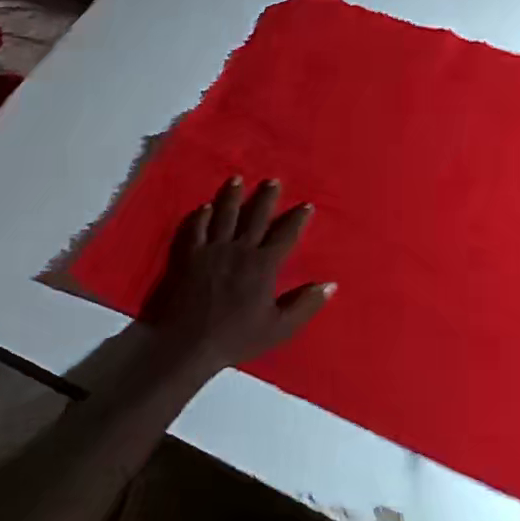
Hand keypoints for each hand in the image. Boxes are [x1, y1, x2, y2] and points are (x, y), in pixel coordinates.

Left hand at [139, 176, 335, 375]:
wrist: (190, 341)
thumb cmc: (237, 337)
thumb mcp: (279, 328)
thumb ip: (305, 305)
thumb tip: (330, 285)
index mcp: (263, 265)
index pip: (285, 235)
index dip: (297, 219)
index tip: (306, 204)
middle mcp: (239, 250)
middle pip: (255, 217)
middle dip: (266, 197)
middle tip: (272, 180)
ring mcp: (211, 250)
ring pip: (224, 215)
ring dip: (232, 196)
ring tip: (237, 179)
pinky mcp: (189, 255)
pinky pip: (195, 228)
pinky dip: (200, 215)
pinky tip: (204, 207)